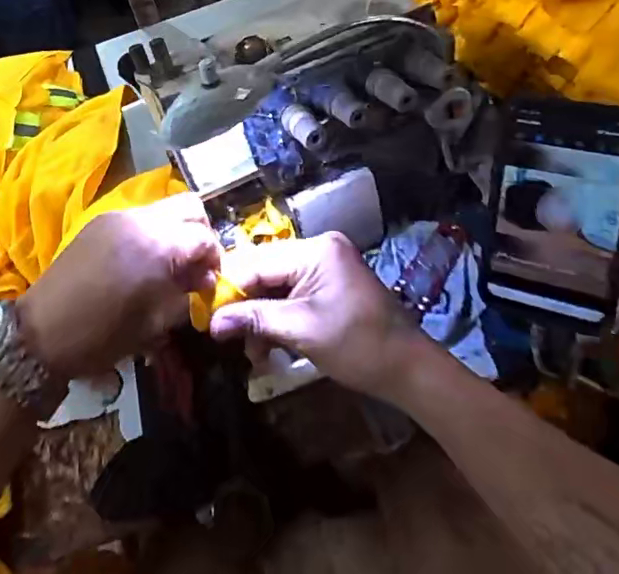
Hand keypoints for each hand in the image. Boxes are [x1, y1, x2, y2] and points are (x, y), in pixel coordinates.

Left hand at [18, 193, 220, 379]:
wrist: (41, 330)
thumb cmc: (101, 335)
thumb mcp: (154, 325)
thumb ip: (186, 297)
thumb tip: (203, 281)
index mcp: (157, 245)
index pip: (205, 237)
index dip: (214, 260)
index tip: (209, 283)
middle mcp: (140, 220)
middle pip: (189, 206)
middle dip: (200, 233)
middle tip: (194, 265)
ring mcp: (117, 215)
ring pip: (163, 207)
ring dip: (175, 230)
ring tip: (168, 264)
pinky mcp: (100, 220)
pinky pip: (139, 215)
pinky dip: (151, 231)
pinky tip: (142, 260)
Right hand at [207, 232, 431, 399]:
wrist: (411, 371)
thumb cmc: (359, 346)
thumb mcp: (301, 331)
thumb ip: (255, 320)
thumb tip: (211, 324)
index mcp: (315, 250)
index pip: (258, 262)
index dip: (230, 288)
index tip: (207, 314)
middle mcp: (319, 248)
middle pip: (266, 272)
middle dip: (246, 306)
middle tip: (228, 337)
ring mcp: (326, 266)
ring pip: (276, 286)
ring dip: (261, 317)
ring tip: (253, 352)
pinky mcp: (329, 284)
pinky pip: (292, 294)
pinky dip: (279, 318)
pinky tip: (270, 345)